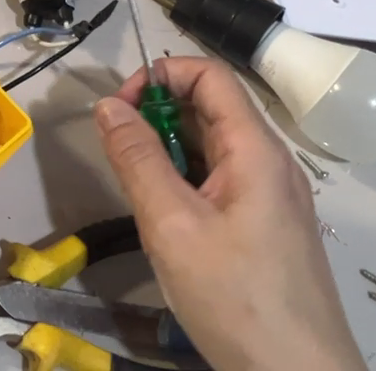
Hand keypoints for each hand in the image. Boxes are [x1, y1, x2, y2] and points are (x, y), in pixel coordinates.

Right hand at [95, 58, 365, 370]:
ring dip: (163, 148)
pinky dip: (180, 177)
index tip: (120, 108)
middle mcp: (267, 163)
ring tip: (136, 185)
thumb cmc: (236, 299)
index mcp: (255, 151)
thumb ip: (136, 158)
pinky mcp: (263, 225)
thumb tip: (107, 105)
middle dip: (155, 113)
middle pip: (207, 106)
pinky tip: (162, 212)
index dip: (160, 75)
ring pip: (207, 144)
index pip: (208, 75)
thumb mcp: (171, 224)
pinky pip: (215, 177)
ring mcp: (268, 196)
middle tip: (118, 150)